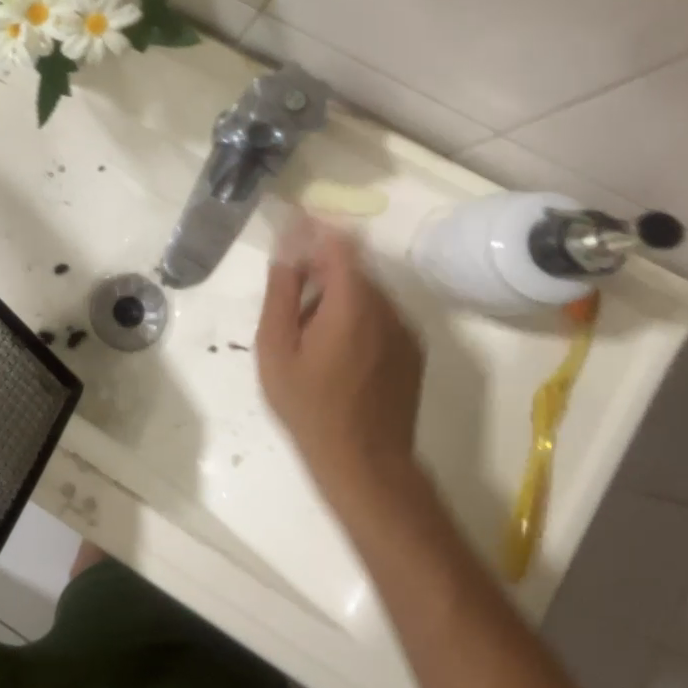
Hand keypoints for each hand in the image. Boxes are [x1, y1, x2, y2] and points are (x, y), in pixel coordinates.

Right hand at [254, 220, 424, 503]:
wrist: (364, 462)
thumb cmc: (308, 406)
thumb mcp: (275, 348)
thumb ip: (282, 293)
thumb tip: (286, 250)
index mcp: (353, 303)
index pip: (340, 243)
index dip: (316, 227)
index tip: (291, 225)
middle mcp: (387, 309)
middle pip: (354, 267)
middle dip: (320, 266)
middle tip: (287, 288)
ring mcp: (405, 332)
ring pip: (367, 293)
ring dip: (336, 294)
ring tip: (304, 329)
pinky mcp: (412, 354)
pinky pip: (380, 317)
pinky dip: (354, 315)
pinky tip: (330, 349)